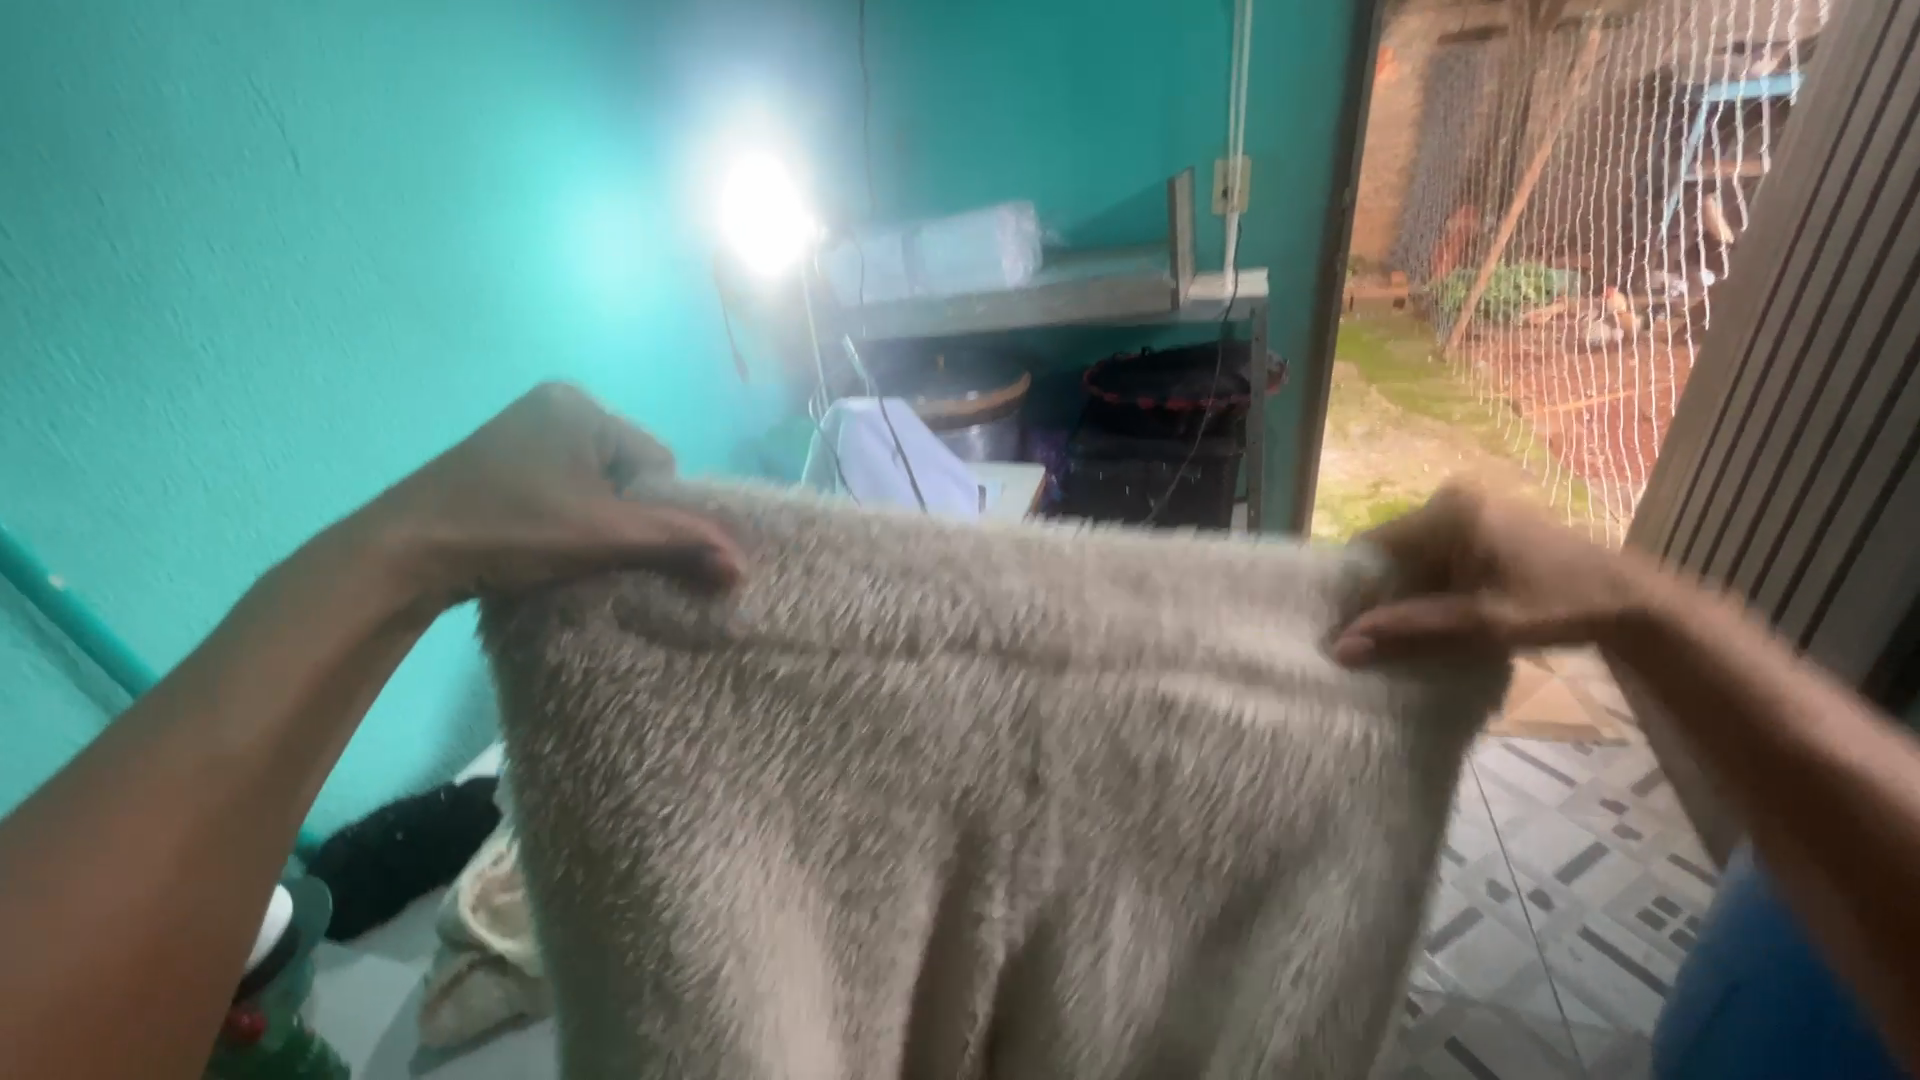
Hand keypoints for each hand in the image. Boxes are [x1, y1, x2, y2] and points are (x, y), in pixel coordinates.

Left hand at [351, 383, 743, 607]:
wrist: (402, 554)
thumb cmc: (510, 529)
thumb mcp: (605, 535)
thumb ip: (680, 543)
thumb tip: (743, 567)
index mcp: (580, 405)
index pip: (658, 465)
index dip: (652, 512)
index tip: (617, 543)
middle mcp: (554, 406)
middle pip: (629, 475)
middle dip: (624, 516)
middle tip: (592, 550)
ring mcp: (522, 431)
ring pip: (598, 486)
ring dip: (597, 521)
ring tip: (564, 550)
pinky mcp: (500, 460)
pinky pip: (565, 488)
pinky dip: (568, 517)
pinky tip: (544, 540)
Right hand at [1331, 483, 1658, 664]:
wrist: (1632, 600)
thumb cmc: (1557, 607)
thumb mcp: (1478, 624)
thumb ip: (1408, 630)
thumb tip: (1340, 648)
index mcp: (1446, 512)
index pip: (1371, 547)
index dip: (1356, 588)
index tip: (1350, 626)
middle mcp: (1449, 498)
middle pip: (1391, 550)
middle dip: (1383, 592)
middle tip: (1381, 634)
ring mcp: (1468, 506)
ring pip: (1412, 554)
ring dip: (1407, 590)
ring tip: (1409, 627)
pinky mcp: (1483, 519)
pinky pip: (1435, 551)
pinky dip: (1431, 582)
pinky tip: (1440, 611)